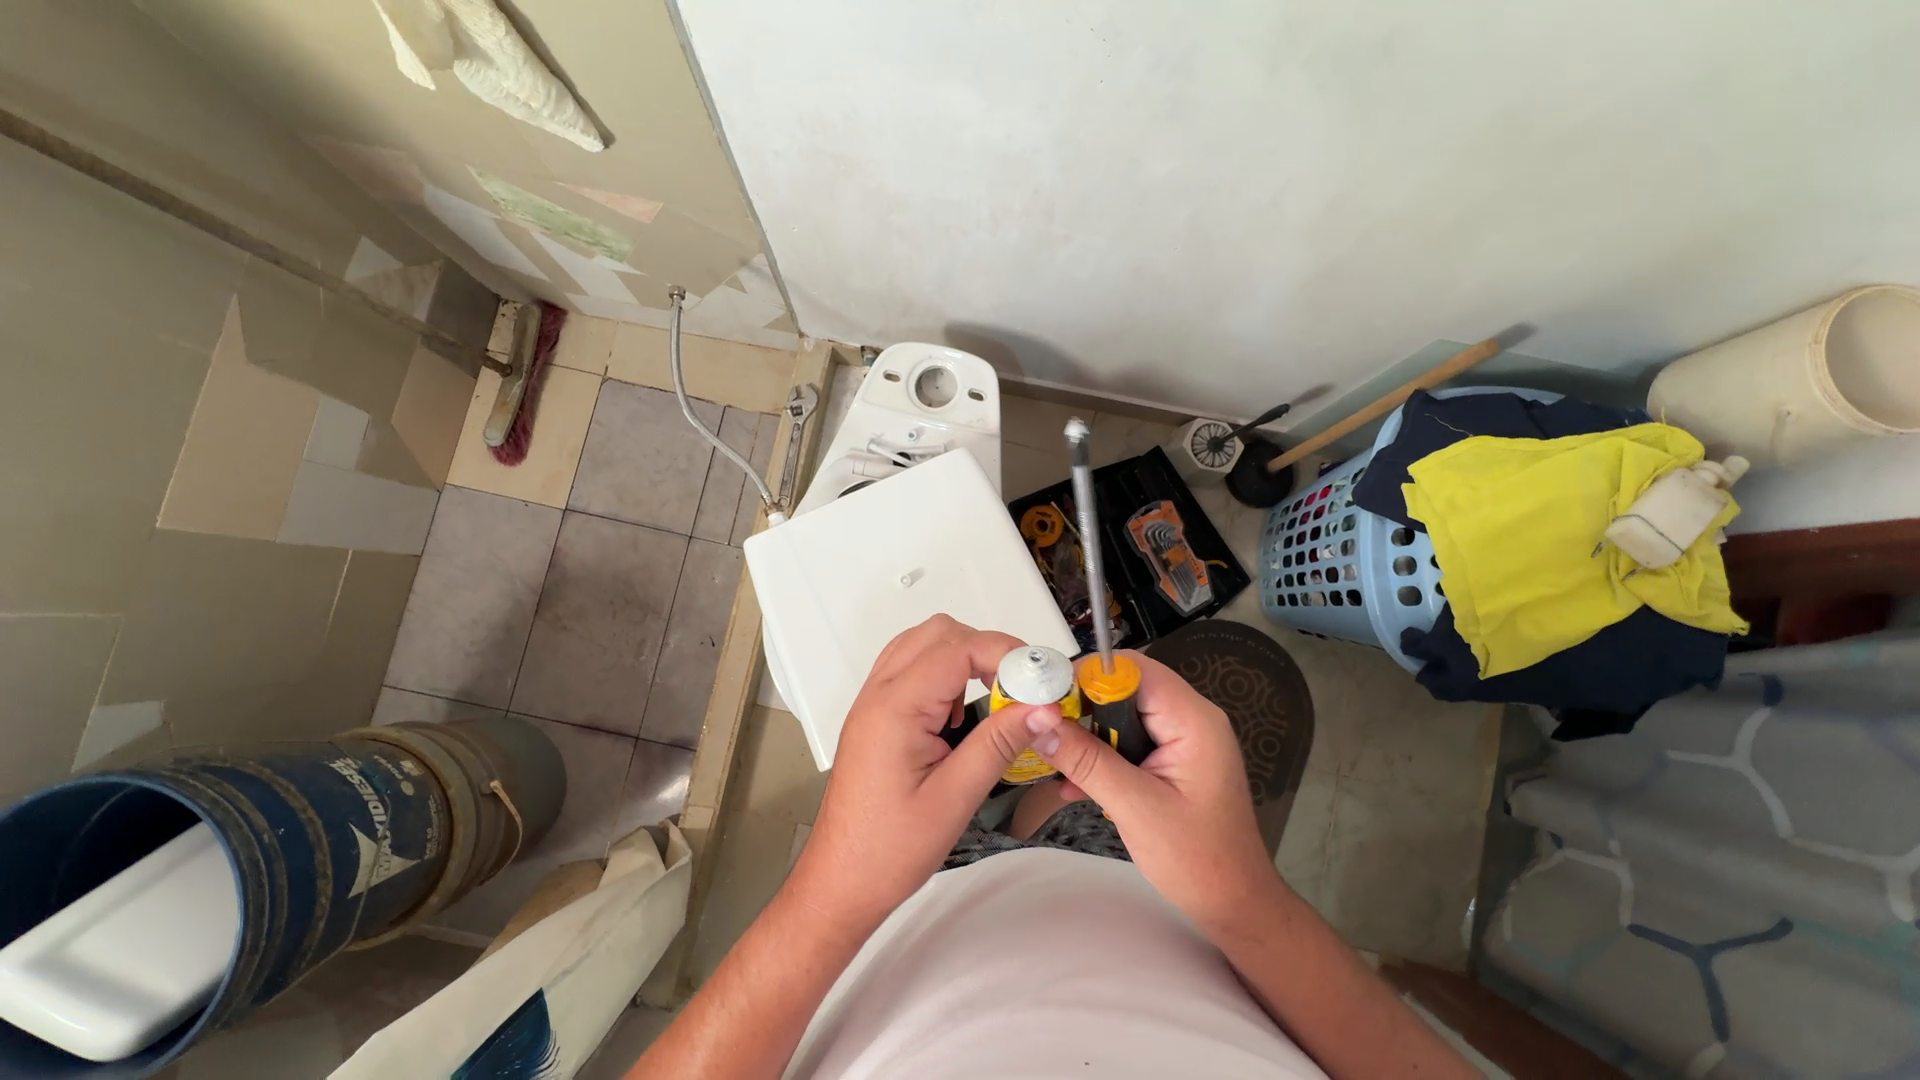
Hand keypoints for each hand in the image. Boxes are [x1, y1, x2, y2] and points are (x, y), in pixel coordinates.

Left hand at [786, 615, 1057, 930]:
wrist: (841, 881)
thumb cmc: (888, 851)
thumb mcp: (955, 798)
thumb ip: (999, 744)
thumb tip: (1042, 708)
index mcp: (895, 709)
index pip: (958, 648)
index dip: (1005, 653)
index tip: (1040, 678)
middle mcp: (878, 695)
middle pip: (939, 633)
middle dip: (987, 650)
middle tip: (1020, 688)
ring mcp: (873, 703)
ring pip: (924, 645)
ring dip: (964, 659)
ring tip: (993, 701)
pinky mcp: (876, 717)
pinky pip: (912, 670)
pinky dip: (945, 675)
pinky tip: (960, 716)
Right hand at [1030, 651, 1281, 934]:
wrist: (1235, 904)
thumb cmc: (1197, 860)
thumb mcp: (1134, 807)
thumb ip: (1086, 760)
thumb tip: (1039, 722)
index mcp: (1192, 720)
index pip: (1133, 669)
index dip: (1086, 676)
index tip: (1045, 698)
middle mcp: (1190, 718)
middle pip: (1124, 688)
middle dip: (1081, 708)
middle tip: (1042, 731)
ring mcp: (1181, 739)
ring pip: (1120, 715)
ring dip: (1087, 737)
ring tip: (1056, 762)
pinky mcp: (1171, 759)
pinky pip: (1127, 740)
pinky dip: (1100, 756)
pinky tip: (1074, 783)